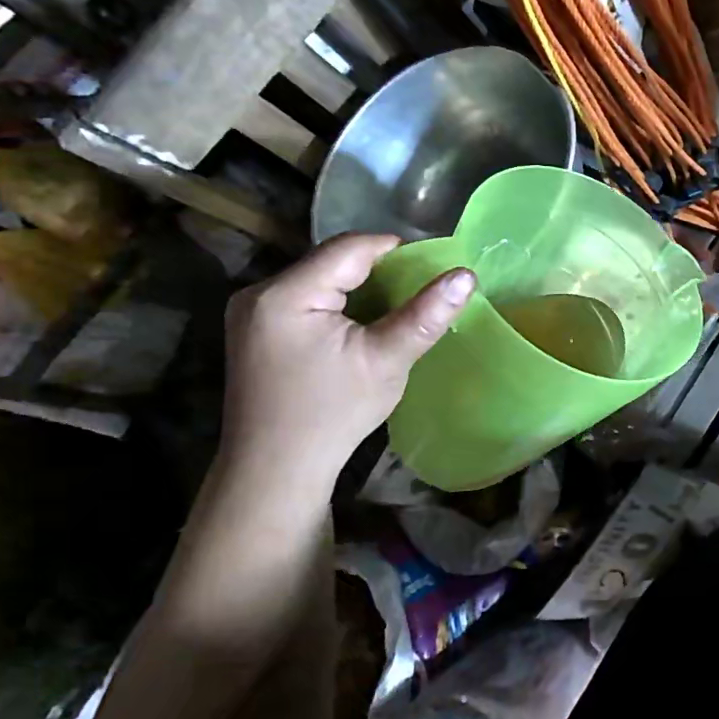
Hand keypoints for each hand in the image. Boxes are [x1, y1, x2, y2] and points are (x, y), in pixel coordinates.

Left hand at [222, 233, 473, 479]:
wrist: (275, 471)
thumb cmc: (333, 413)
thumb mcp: (387, 360)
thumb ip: (426, 314)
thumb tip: (467, 274)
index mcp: (285, 293)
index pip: (350, 247)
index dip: (396, 250)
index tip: (434, 269)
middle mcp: (259, 292)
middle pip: (333, 260)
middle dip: (380, 270)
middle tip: (419, 292)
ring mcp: (252, 312)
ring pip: (321, 278)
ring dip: (362, 287)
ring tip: (396, 309)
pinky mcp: (256, 330)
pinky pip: (307, 298)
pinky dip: (341, 303)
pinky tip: (362, 327)